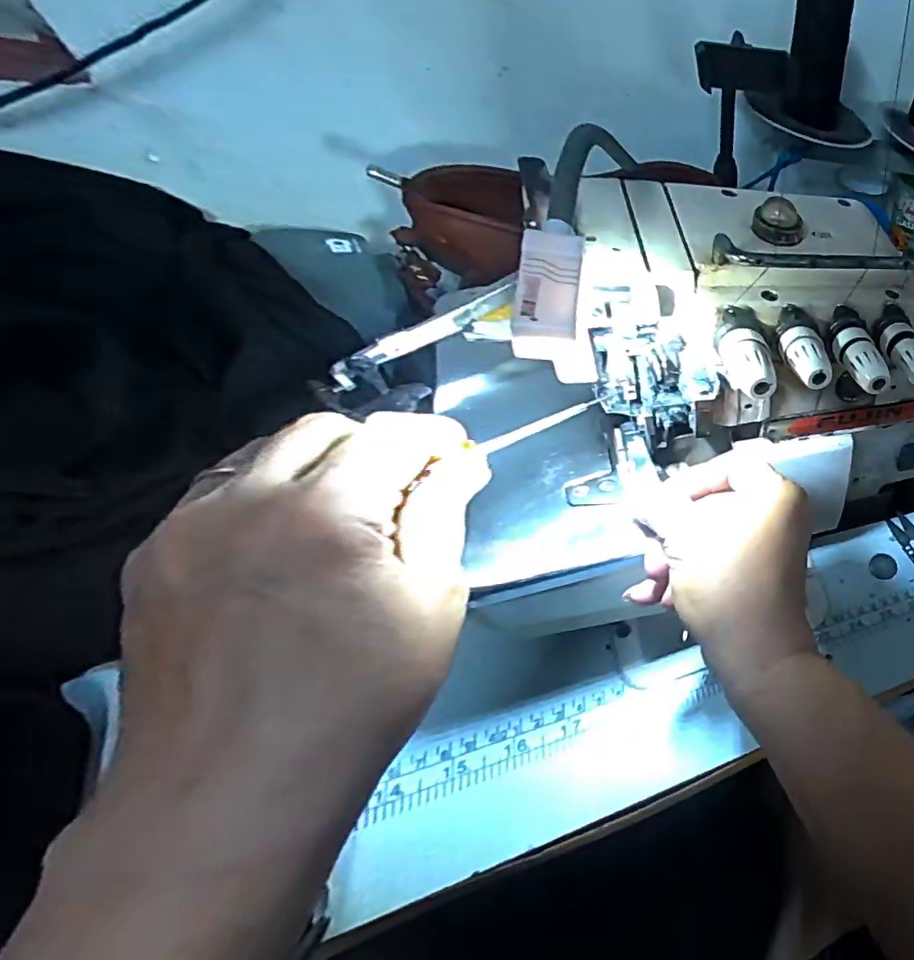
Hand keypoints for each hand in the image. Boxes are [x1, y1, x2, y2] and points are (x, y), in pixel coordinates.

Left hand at [3, 412, 489, 959]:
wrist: (233, 784)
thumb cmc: (362, 692)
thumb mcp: (434, 599)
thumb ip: (440, 516)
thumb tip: (457, 466)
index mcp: (324, 514)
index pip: (390, 436)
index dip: (436, 436)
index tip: (461, 451)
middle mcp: (242, 505)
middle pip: (321, 430)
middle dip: (380, 441)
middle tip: (420, 476)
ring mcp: (184, 532)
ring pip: (263, 453)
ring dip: (324, 460)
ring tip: (363, 501)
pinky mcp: (152, 562)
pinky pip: (221, 493)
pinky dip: (273, 489)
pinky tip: (301, 532)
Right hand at [627, 452, 815, 688]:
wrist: (757, 653)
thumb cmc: (725, 584)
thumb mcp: (683, 539)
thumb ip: (660, 509)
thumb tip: (642, 501)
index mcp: (776, 494)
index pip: (730, 465)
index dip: (689, 481)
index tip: (659, 505)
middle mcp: (780, 514)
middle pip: (714, 505)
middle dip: (672, 533)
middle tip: (651, 556)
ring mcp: (771, 546)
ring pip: (710, 538)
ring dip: (673, 559)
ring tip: (654, 583)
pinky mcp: (759, 575)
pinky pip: (720, 562)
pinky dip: (689, 576)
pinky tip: (658, 598)